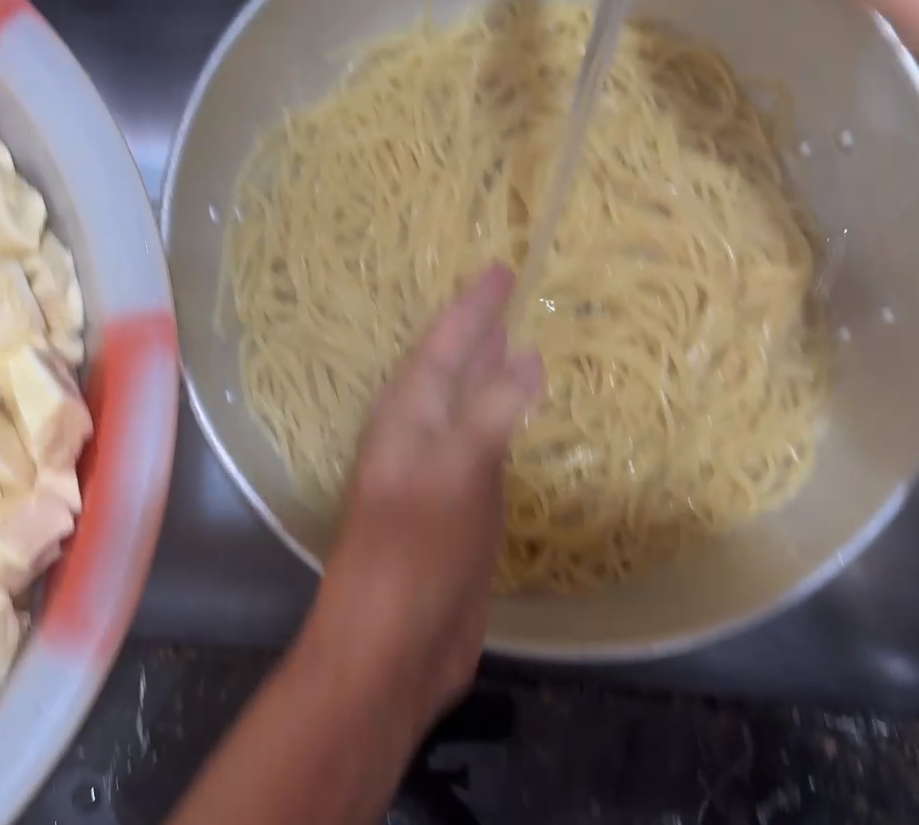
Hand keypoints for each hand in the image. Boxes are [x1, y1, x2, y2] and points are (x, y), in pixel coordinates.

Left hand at [297, 265, 543, 726]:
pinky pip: (485, 452)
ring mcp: (440, 478)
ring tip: (516, 344)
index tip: (501, 268)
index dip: (472, 308)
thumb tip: (527, 355)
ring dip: (489, 376)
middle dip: (478, 333)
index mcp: (406, 419)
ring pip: (468, 410)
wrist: (391, 650)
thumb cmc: (412, 555)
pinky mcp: (462, 515)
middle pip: (451, 372)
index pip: (442, 347)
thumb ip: (490, 412)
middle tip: (509, 296)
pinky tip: (519, 421)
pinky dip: (503, 426)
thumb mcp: (454, 474)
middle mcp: (420, 439)